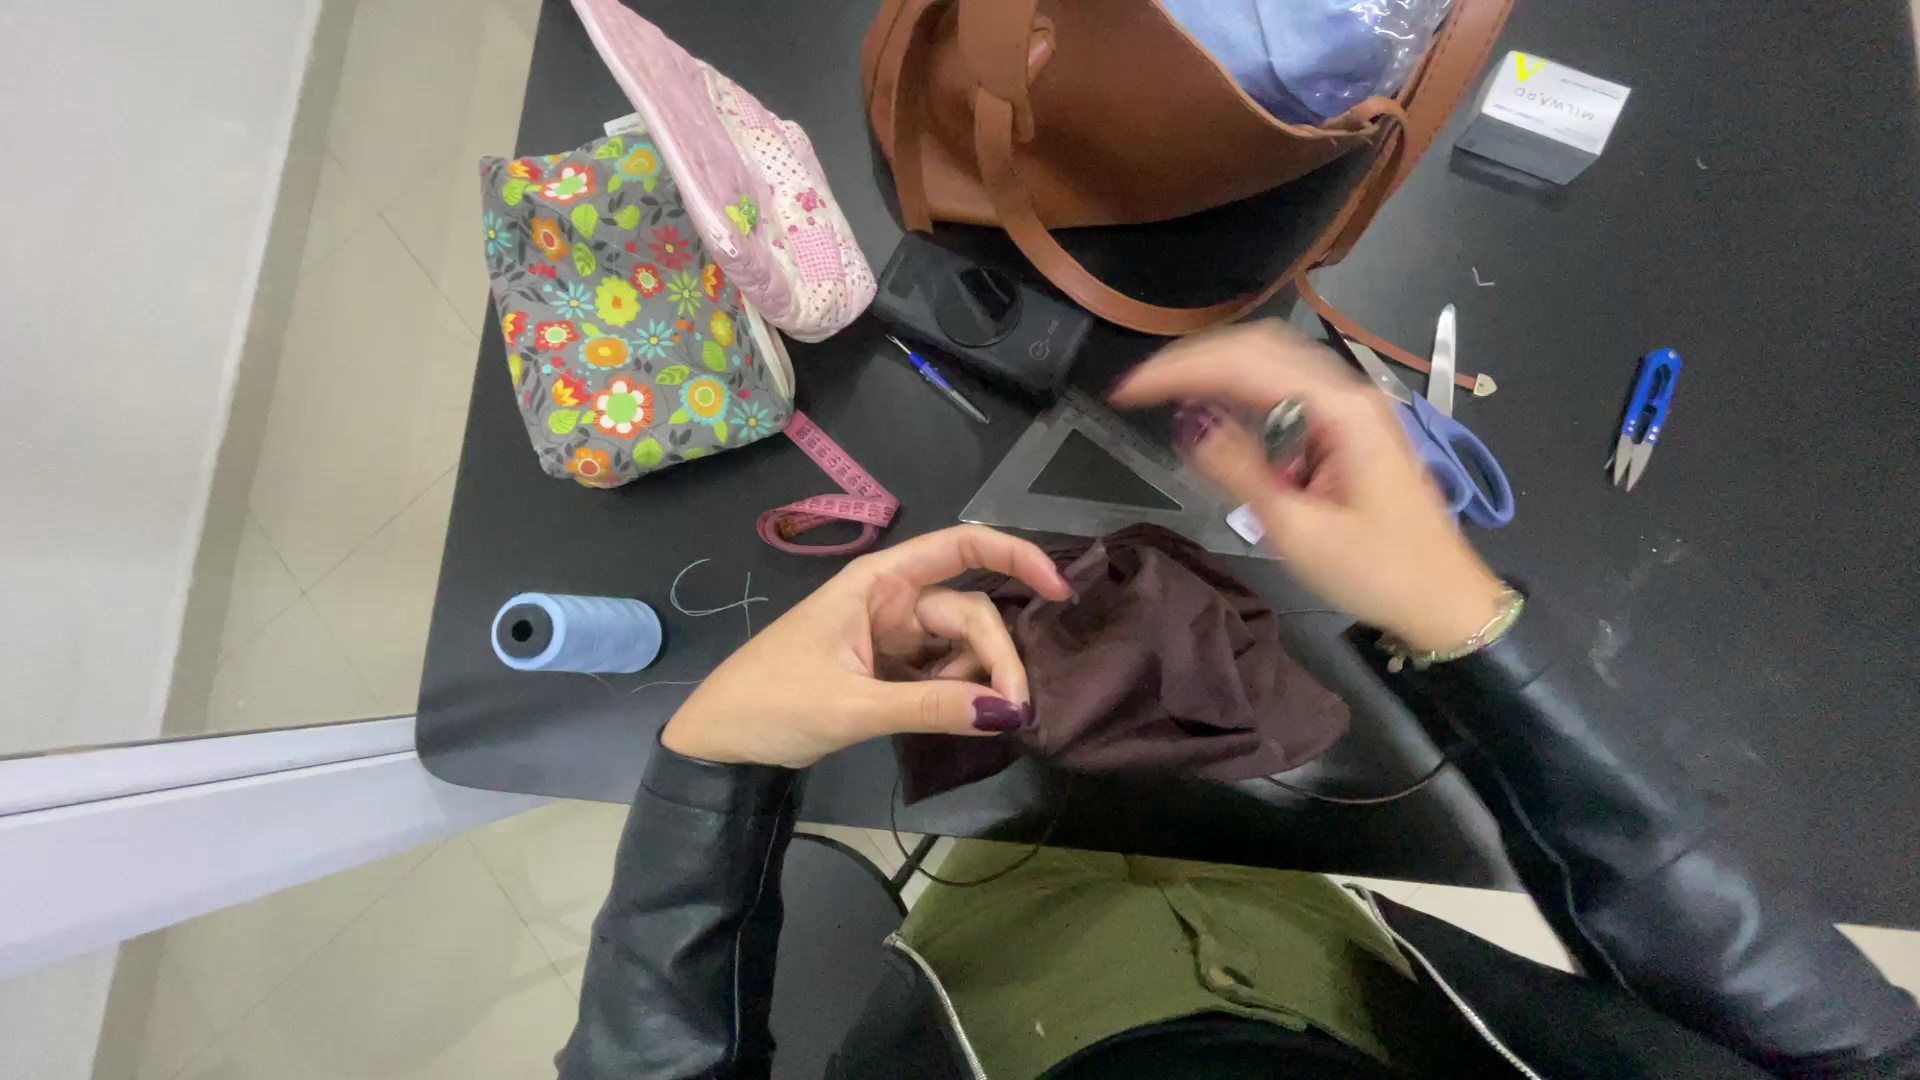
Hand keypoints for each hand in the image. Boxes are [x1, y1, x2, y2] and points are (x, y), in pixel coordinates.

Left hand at [660, 525, 1073, 767]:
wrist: (721, 741)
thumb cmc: (772, 704)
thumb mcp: (852, 706)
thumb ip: (931, 707)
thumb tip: (1009, 712)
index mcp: (879, 582)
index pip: (961, 547)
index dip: (1016, 555)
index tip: (1059, 590)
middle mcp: (893, 598)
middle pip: (970, 611)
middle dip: (996, 657)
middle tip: (1013, 712)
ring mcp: (895, 633)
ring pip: (961, 644)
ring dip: (975, 680)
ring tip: (960, 719)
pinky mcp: (892, 665)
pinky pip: (943, 670)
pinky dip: (956, 692)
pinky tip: (951, 716)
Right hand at [1111, 319, 1505, 650]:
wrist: (1443, 601)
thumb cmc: (1376, 572)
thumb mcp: (1297, 529)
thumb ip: (1239, 471)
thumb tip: (1187, 425)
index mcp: (1341, 412)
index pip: (1246, 365)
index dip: (1179, 371)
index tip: (1128, 390)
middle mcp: (1348, 394)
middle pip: (1259, 349)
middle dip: (1191, 361)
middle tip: (1137, 387)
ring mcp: (1350, 409)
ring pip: (1271, 364)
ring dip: (1213, 372)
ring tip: (1162, 392)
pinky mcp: (1345, 429)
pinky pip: (1285, 393)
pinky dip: (1240, 394)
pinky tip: (1213, 408)